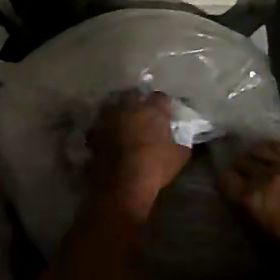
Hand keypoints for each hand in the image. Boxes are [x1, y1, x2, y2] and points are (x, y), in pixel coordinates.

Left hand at [87, 91, 191, 212]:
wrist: (123, 184)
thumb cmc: (155, 168)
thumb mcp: (179, 158)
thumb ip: (182, 144)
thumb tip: (185, 140)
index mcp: (153, 111)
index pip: (160, 97)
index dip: (163, 103)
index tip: (165, 110)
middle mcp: (129, 108)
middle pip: (132, 95)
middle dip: (137, 100)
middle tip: (141, 110)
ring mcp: (109, 119)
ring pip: (113, 106)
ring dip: (118, 111)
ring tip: (122, 121)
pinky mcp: (95, 132)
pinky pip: (99, 125)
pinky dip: (103, 128)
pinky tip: (107, 136)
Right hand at [217, 142, 279, 266]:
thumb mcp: (269, 246)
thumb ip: (252, 222)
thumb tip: (244, 211)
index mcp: (252, 199)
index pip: (225, 180)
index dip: (222, 183)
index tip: (225, 188)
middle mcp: (266, 175)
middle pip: (242, 161)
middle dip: (237, 167)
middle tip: (238, 174)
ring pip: (261, 149)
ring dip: (253, 154)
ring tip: (254, 159)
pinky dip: (274, 148)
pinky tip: (274, 152)